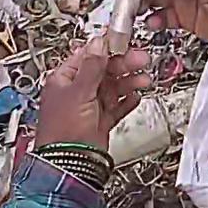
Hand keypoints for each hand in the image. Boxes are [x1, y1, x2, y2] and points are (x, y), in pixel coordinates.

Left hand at [32, 39, 153, 149]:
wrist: (69, 164)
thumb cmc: (63, 131)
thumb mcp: (79, 92)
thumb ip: (91, 67)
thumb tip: (98, 44)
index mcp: (64, 80)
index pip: (87, 57)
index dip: (106, 48)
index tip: (124, 42)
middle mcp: (76, 92)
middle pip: (103, 72)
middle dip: (123, 65)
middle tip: (141, 60)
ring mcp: (88, 107)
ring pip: (112, 89)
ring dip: (128, 82)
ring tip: (143, 79)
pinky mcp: (99, 122)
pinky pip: (115, 107)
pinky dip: (126, 102)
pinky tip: (135, 97)